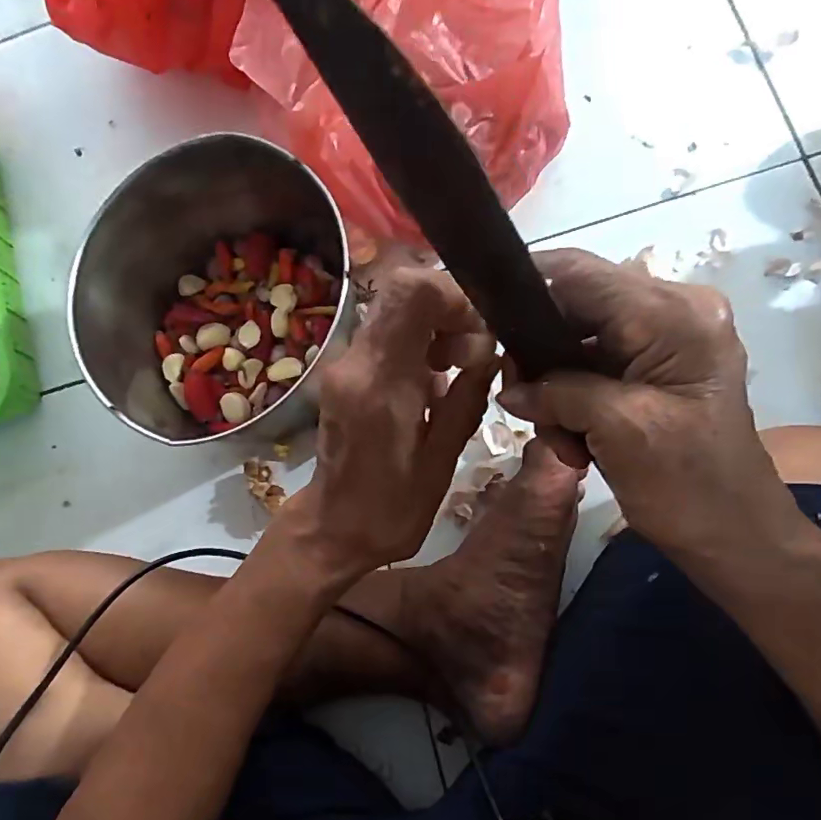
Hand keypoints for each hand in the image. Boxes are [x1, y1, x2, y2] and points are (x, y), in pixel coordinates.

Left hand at [289, 267, 497, 577]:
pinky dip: (417, 344)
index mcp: (381, 384)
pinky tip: (435, 383)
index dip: (454, 296)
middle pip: (401, 292)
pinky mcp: (343, 373)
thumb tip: (487, 352)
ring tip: (460, 372)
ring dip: (434, 328)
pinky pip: (385, 336)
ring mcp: (344, 365)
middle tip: (475, 351)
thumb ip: (465, 399)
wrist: (333, 527)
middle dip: (448, 310)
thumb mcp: (441, 462)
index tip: (481, 328)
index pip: (412, 294)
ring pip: (394, 311)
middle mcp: (356, 363)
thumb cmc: (390, 510)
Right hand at [496, 249, 795, 550]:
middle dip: (537, 352)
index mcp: (673, 316)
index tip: (480, 320)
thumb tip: (511, 389)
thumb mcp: (619, 430)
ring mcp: (659, 340)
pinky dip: (568, 399)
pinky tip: (575, 439)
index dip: (524, 288)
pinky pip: (586, 365)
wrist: (735, 536)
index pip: (579, 275)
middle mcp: (669, 312)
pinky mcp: (648, 367)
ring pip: (572, 339)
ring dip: (552, 386)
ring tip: (561, 436)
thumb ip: (559, 392)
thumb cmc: (690, 486)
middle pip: (572, 305)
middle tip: (520, 400)